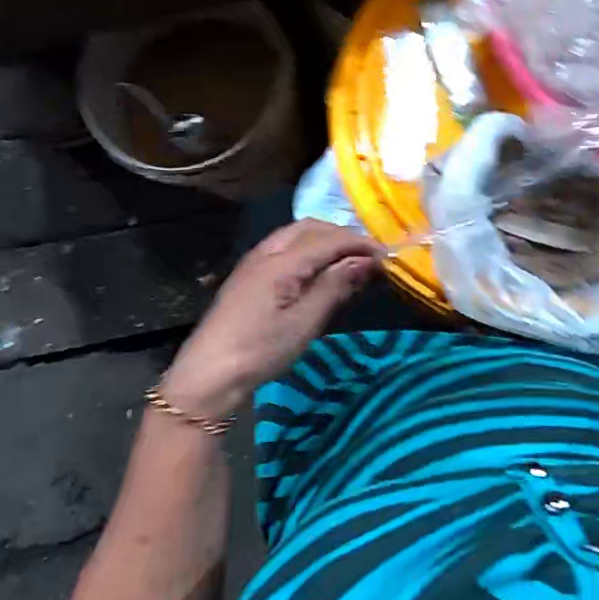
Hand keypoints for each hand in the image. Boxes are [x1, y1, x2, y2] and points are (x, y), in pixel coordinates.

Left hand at [159, 221, 379, 417]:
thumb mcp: (305, 322)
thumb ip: (334, 287)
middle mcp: (266, 252)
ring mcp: (253, 262)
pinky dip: (307, 249)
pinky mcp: (248, 276)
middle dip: (342, 235)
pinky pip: (283, 247)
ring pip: (295, 235)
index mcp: (282, 261)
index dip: (360, 244)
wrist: (210, 372)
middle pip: (310, 228)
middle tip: (369, 256)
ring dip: (324, 240)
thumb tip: (365, 262)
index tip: (388, 257)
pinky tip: (317, 270)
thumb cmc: (260, 349)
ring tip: (348, 260)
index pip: (329, 239)